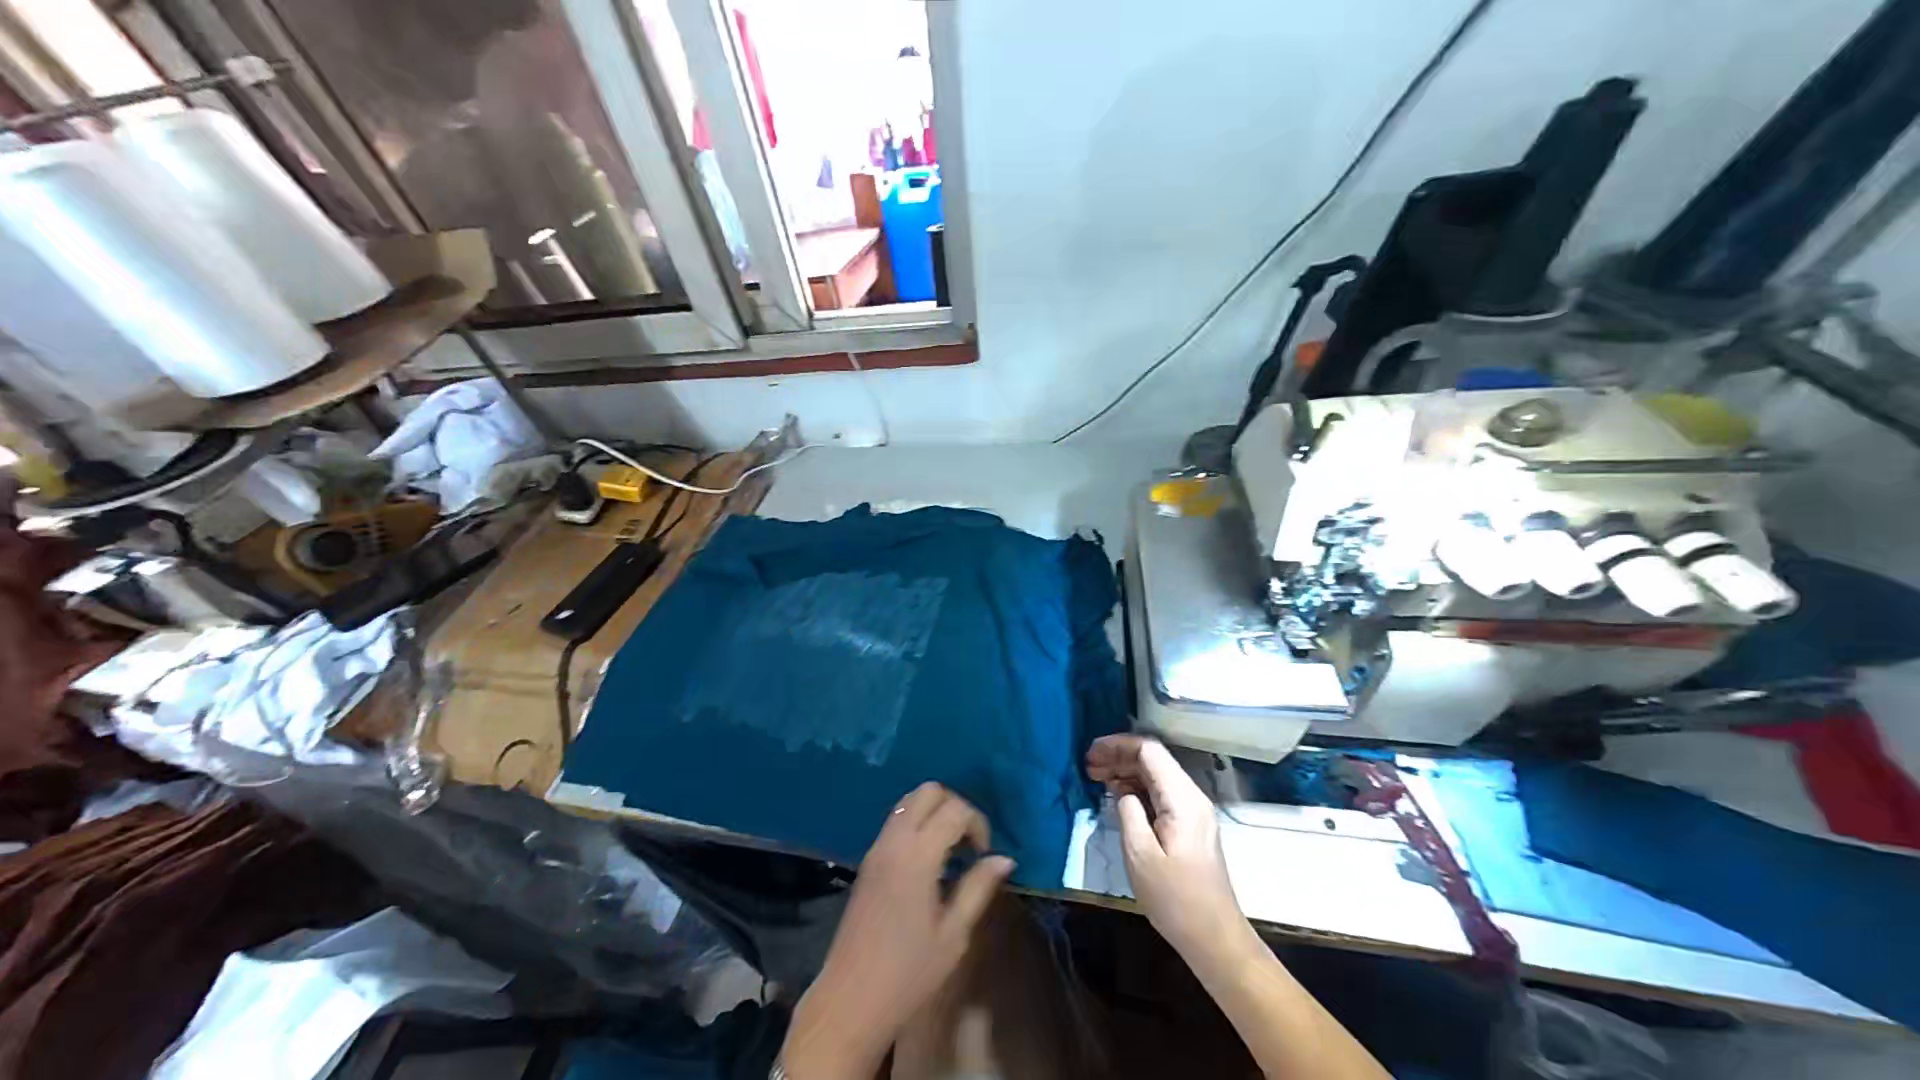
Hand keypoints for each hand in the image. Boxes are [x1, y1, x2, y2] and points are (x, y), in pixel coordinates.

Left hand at [781, 783, 1015, 1078]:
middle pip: (928, 791)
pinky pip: (896, 822)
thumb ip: (978, 887)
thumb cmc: (909, 973)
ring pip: (908, 802)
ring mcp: (876, 848)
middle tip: (970, 843)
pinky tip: (930, 862)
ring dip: (935, 813)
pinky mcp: (867, 861)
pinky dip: (917, 825)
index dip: (978, 823)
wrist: (850, 1000)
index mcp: (917, 854)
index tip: (985, 855)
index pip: (955, 809)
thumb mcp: (954, 934)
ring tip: (952, 851)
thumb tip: (1004, 858)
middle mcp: (893, 840)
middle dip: (956, 806)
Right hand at [1086, 734, 1248, 965]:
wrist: (1213, 937)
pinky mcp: (1189, 826)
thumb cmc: (1175, 899)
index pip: (1150, 752)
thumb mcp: (1140, 855)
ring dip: (1126, 771)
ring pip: (1156, 776)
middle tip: (1087, 766)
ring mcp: (1192, 811)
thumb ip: (1128, 813)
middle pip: (1154, 760)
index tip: (1091, 753)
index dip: (1118, 745)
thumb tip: (1122, 792)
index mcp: (1182, 799)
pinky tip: (1116, 795)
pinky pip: (1160, 793)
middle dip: (1119, 756)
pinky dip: (1136, 788)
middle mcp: (1191, 797)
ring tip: (1096, 777)